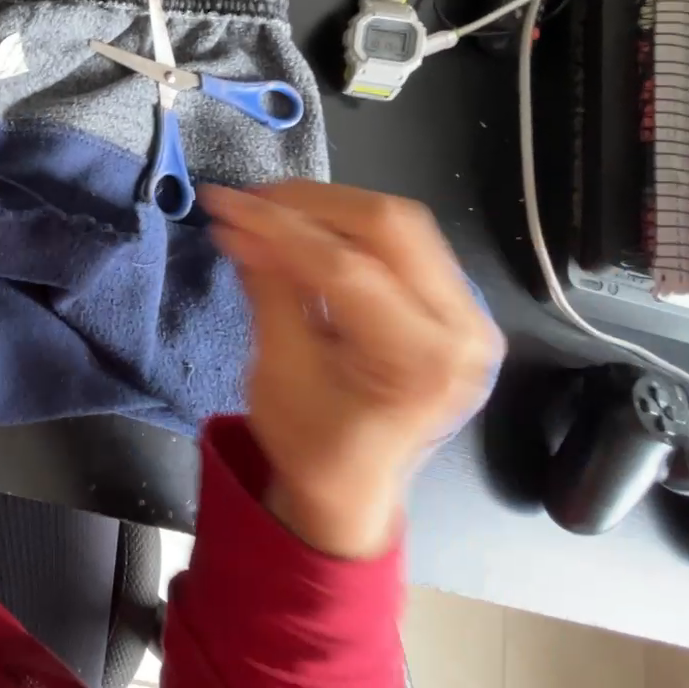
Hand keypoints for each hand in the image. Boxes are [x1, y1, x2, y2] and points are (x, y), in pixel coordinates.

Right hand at [201, 181, 502, 558]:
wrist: (351, 489)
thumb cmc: (310, 444)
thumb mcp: (278, 370)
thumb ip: (269, 289)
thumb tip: (238, 226)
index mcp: (421, 360)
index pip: (346, 265)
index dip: (276, 226)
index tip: (222, 203)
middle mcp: (462, 329)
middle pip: (389, 226)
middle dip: (308, 202)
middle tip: (247, 199)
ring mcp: (466, 316)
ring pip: (397, 225)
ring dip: (324, 208)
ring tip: (266, 209)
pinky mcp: (450, 307)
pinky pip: (398, 244)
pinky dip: (341, 228)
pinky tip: (297, 231)